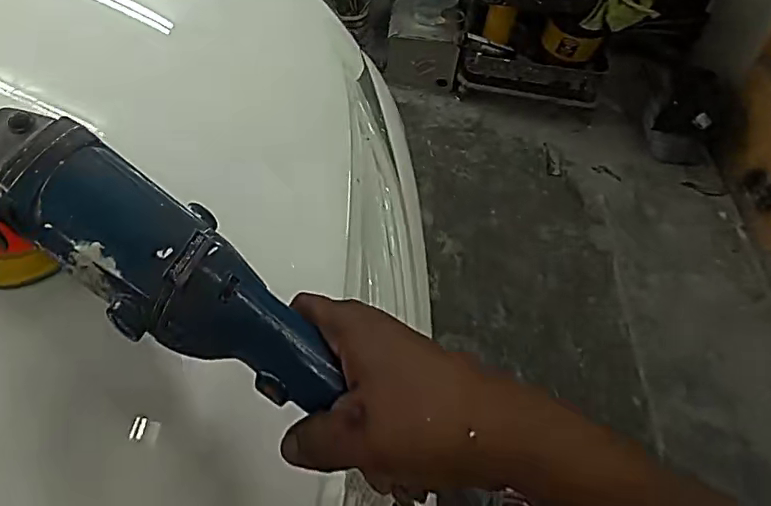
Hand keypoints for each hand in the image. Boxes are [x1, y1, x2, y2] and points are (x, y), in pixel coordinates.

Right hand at [279, 295, 524, 498]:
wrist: (495, 430)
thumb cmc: (428, 416)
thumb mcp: (355, 436)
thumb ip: (312, 437)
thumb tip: (293, 440)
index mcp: (350, 323)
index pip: (297, 310)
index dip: (277, 338)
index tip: (275, 377)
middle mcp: (369, 329)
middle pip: (319, 356)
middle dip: (318, 399)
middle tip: (322, 427)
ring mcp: (391, 354)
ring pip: (347, 388)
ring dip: (350, 426)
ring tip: (367, 453)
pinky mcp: (410, 378)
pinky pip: (374, 402)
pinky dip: (376, 431)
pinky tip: (393, 460)